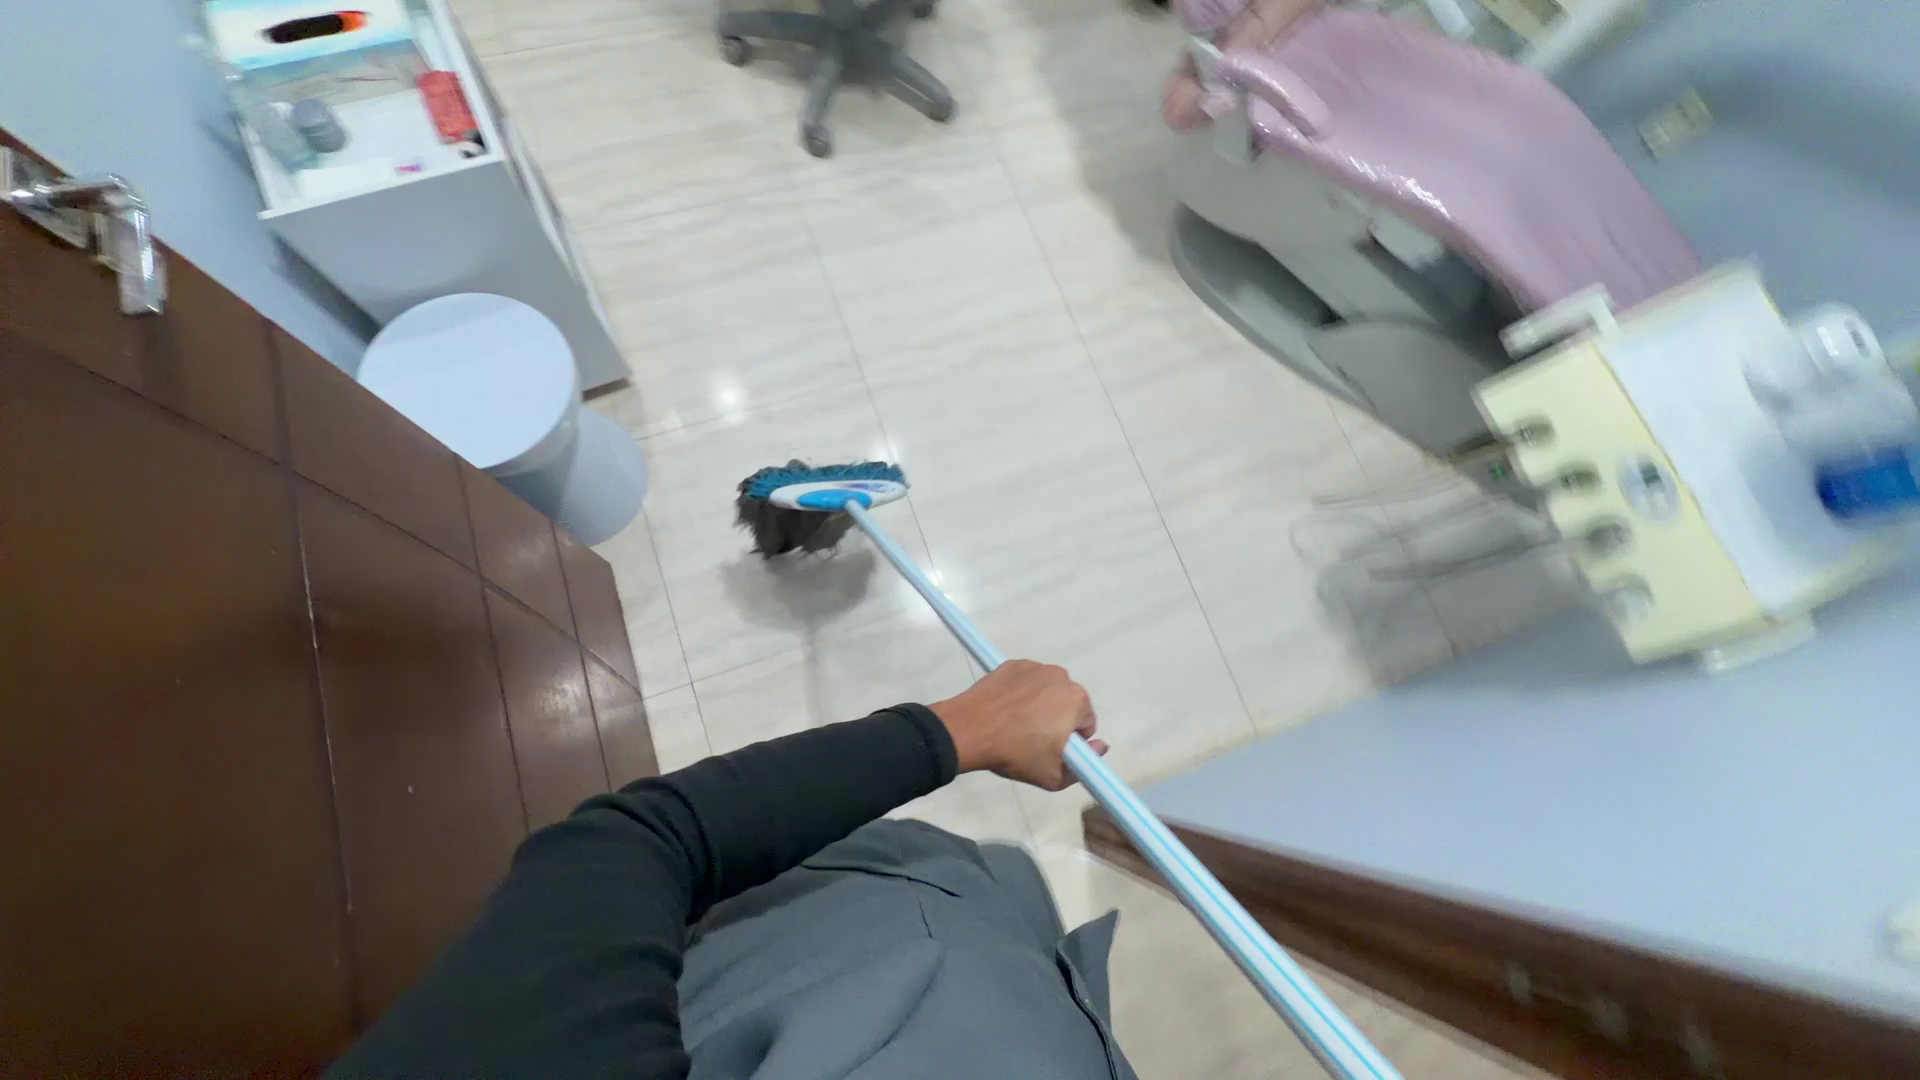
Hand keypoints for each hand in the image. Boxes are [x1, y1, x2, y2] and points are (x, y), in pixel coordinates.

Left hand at [929, 660, 1106, 791]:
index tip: (1052, 750)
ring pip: (1047, 690)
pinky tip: (1006, 708)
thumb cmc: (1016, 753)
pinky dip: (1021, 691)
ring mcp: (1034, 667)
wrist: (970, 730)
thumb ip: (1085, 766)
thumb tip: (1100, 746)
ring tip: (1017, 723)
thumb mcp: (1054, 777)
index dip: (1072, 741)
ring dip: (1040, 703)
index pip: (1086, 724)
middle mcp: (1061, 676)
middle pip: (1068, 703)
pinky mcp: (1012, 664)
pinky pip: (1026, 680)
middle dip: (1057, 719)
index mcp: (1077, 700)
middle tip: (1034, 738)